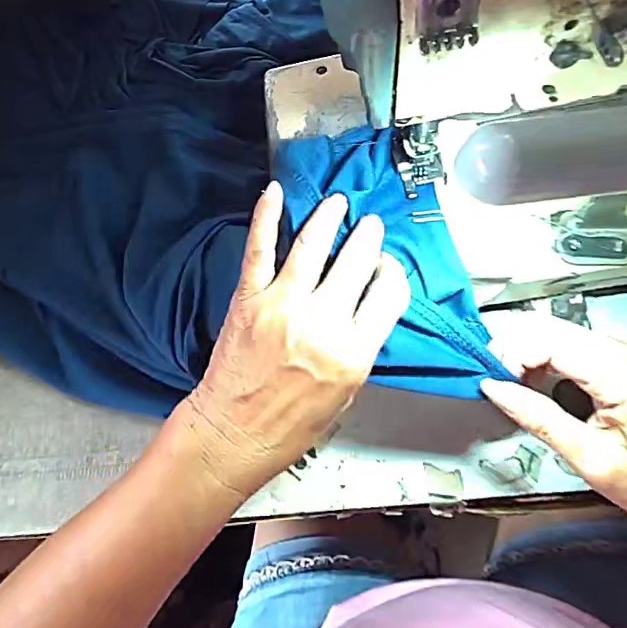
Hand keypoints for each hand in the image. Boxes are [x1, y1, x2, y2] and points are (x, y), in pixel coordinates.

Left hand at [171, 183, 410, 501]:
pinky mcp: (250, 298)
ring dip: (328, 218)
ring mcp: (283, 306)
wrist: (235, 433)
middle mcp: (321, 323)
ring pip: (312, 246)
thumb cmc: (287, 424)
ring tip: (338, 204)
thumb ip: (358, 349)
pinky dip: (266, 217)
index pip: (388, 295)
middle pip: (355, 263)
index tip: (386, 268)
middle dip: (366, 239)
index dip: (391, 275)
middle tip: (369, 227)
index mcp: (352, 352)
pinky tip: (275, 195)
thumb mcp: (344, 395)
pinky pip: (260, 249)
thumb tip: (365, 310)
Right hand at [479, 313, 626, 550]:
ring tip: (509, 384)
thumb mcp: (592, 461)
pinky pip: (566, 344)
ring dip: (524, 354)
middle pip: (551, 330)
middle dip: (514, 350)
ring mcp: (621, 354)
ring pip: (554, 333)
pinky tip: (531, 381)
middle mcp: (624, 355)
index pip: (553, 343)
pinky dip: (540, 358)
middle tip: (494, 380)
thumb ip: (541, 420)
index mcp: (624, 377)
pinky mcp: (614, 361)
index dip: (514, 355)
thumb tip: (496, 389)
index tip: (493, 379)